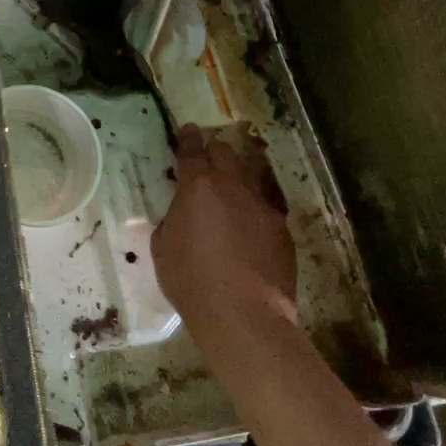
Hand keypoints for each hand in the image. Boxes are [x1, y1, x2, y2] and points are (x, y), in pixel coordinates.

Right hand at [152, 123, 295, 323]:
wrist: (244, 316)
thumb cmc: (191, 280)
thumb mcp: (163, 246)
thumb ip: (173, 221)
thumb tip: (182, 217)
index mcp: (198, 186)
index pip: (192, 151)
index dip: (188, 138)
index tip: (188, 129)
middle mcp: (233, 187)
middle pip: (226, 154)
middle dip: (216, 151)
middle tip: (209, 158)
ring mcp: (263, 208)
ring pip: (251, 180)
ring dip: (239, 181)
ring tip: (232, 195)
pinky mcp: (283, 233)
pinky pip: (266, 213)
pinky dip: (255, 215)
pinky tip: (250, 234)